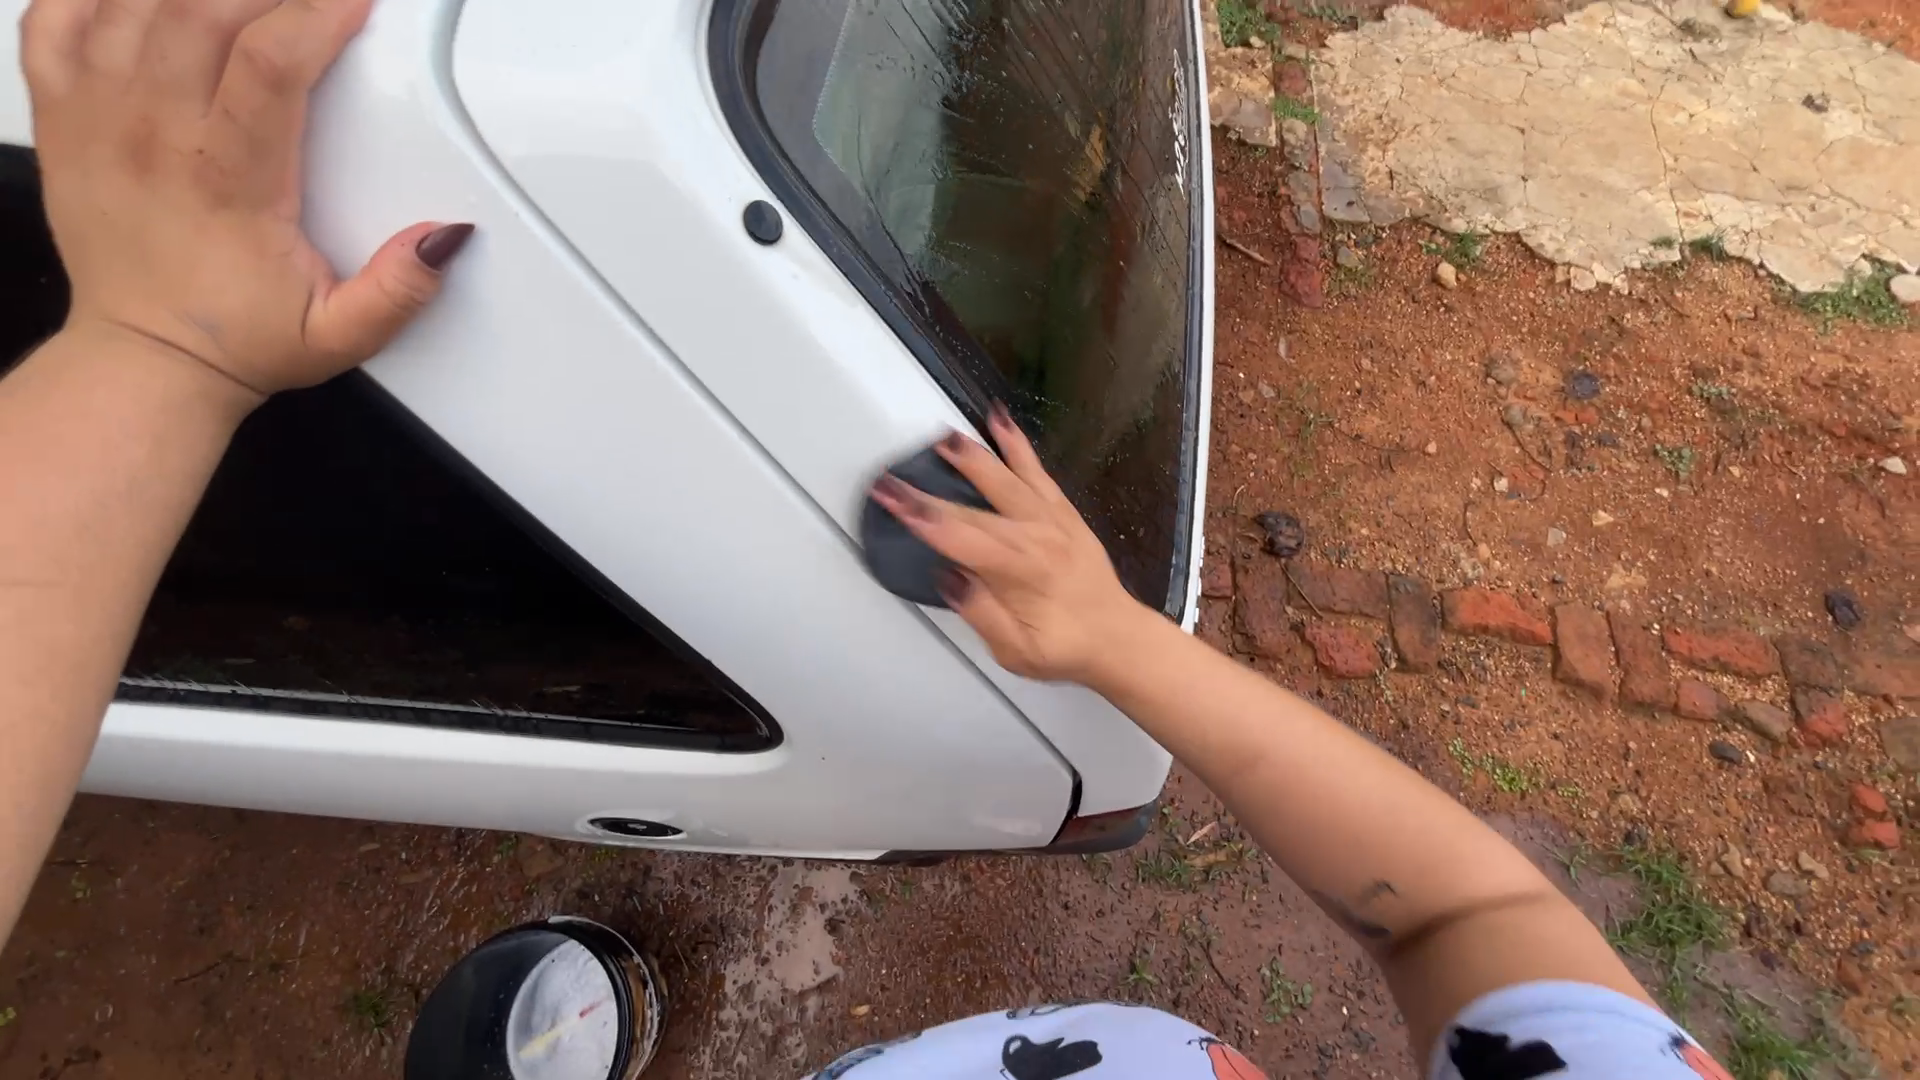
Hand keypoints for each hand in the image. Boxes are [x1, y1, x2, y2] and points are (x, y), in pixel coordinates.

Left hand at [20, 0, 470, 405]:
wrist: (150, 357)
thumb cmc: (245, 340)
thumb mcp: (347, 334)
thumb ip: (400, 289)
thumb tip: (443, 235)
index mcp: (227, 183)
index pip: (266, 65)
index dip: (314, 19)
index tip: (353, 4)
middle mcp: (151, 136)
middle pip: (197, 13)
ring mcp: (95, 119)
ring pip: (130, 3)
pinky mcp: (62, 118)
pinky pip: (57, 17)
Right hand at [870, 405, 1156, 683]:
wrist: (1117, 636)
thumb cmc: (1066, 647)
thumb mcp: (1016, 650)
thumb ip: (980, 612)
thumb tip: (949, 577)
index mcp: (1020, 572)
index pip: (959, 538)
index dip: (922, 517)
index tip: (891, 500)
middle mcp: (1036, 537)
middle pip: (973, 508)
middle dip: (928, 492)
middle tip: (893, 476)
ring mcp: (1051, 520)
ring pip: (1006, 478)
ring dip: (973, 456)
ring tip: (945, 437)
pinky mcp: (1062, 512)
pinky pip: (1038, 472)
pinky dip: (1017, 446)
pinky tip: (1001, 422)